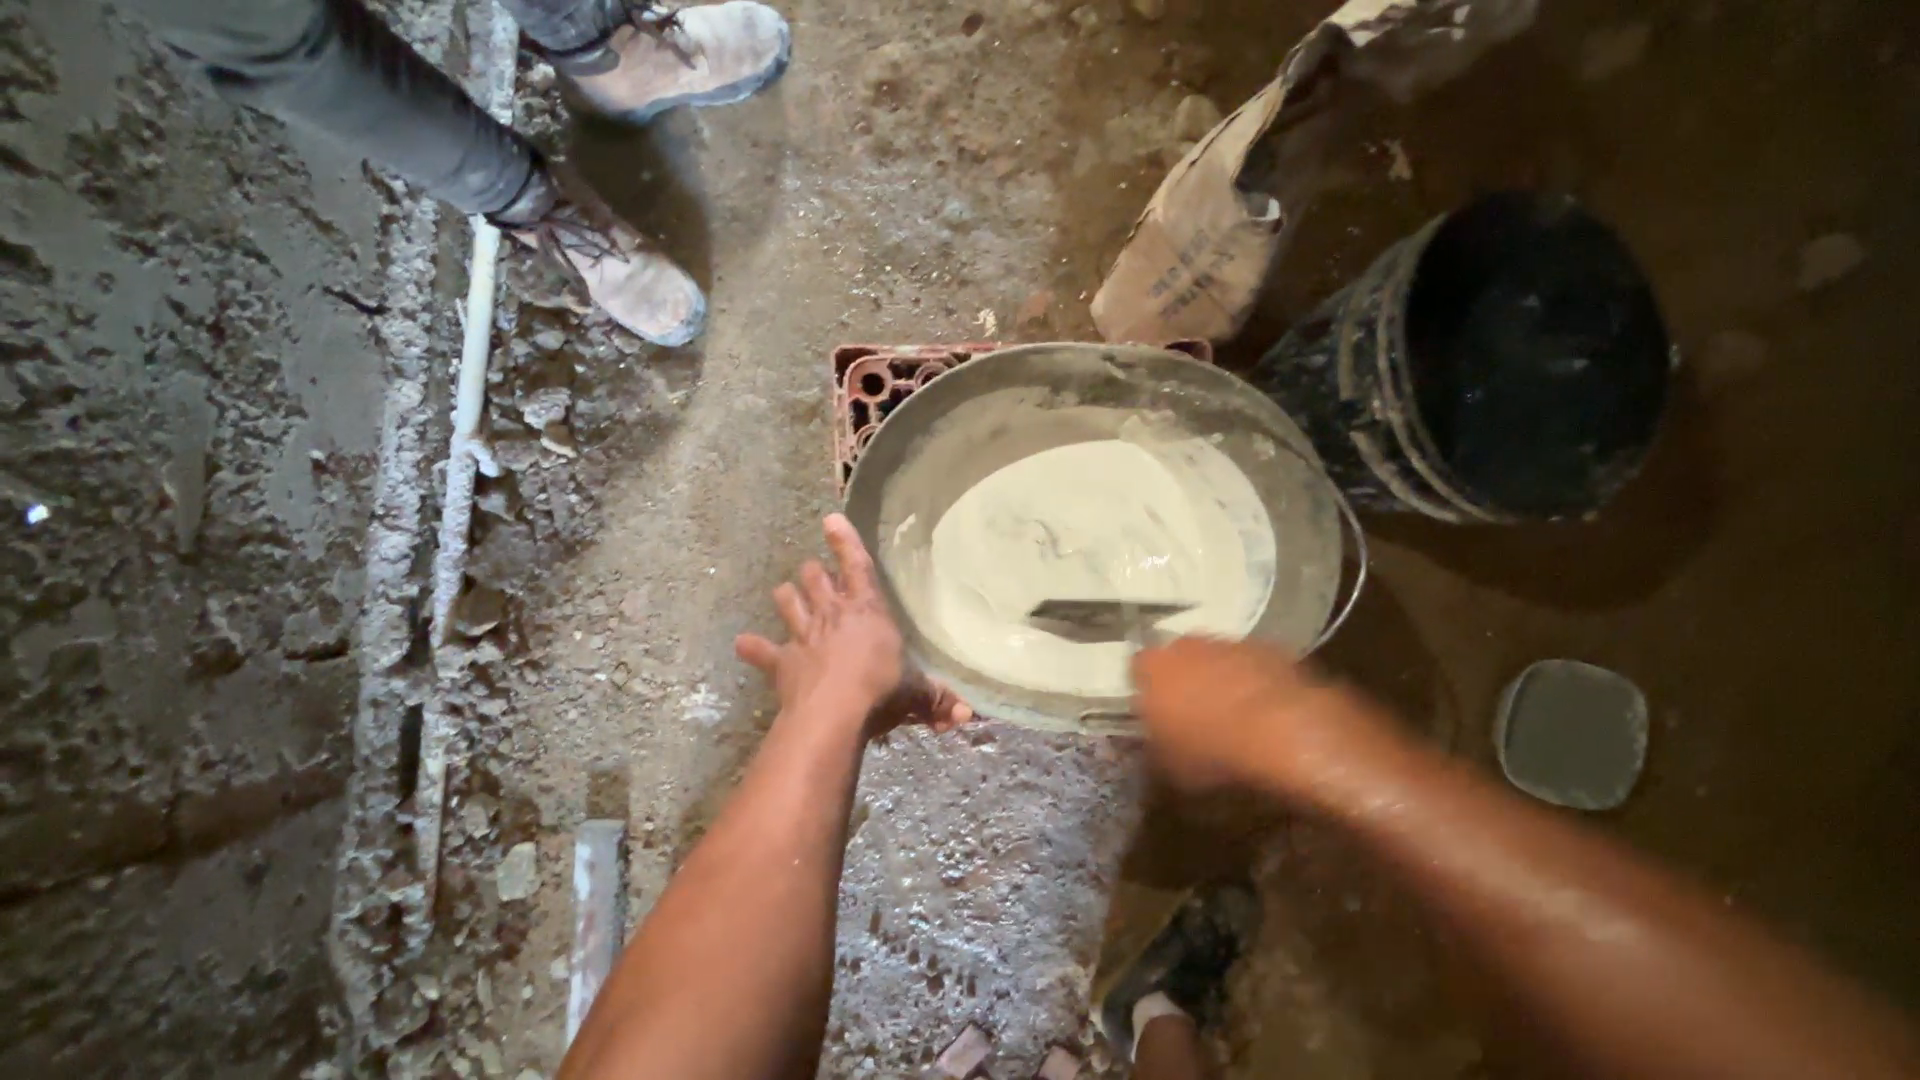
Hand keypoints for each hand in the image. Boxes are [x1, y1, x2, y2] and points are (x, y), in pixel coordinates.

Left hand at [735, 514, 971, 733]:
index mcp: (867, 609)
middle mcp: (832, 613)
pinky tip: (743, 644)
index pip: (856, 565)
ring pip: (787, 600)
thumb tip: (967, 713)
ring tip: (787, 596)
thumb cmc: (881, 691)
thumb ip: (937, 700)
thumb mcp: (915, 694)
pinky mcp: (781, 661)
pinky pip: (760, 649)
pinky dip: (753, 647)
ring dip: (787, 597)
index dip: (845, 541)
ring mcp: (803, 635)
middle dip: (814, 572)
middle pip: (815, 577)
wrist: (836, 714)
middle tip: (816, 573)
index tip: (830, 519)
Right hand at [1131, 637, 1378, 792]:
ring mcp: (1229, 641)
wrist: (1283, 731)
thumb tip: (1149, 745)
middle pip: (1178, 657)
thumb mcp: (1168, 767)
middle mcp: (1185, 645)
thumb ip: (1151, 748)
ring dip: (1220, 678)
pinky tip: (1265, 709)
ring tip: (1234, 713)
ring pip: (1216, 657)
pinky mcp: (1269, 647)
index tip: (1155, 712)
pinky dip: (1253, 680)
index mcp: (1152, 668)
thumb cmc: (1213, 750)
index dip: (1145, 690)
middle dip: (1183, 679)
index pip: (1136, 669)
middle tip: (1193, 712)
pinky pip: (1252, 663)